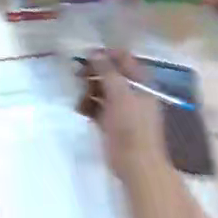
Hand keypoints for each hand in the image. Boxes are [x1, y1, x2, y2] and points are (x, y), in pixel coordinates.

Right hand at [76, 50, 169, 182]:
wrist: (136, 164)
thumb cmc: (132, 125)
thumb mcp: (120, 93)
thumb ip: (107, 71)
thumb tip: (94, 52)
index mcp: (141, 81)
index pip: (123, 58)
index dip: (106, 54)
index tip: (86, 54)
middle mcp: (132, 91)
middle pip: (110, 74)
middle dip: (93, 72)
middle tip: (76, 73)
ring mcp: (121, 108)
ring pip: (102, 90)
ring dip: (88, 89)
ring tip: (77, 93)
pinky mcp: (111, 123)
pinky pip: (97, 107)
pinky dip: (88, 105)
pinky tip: (79, 107)